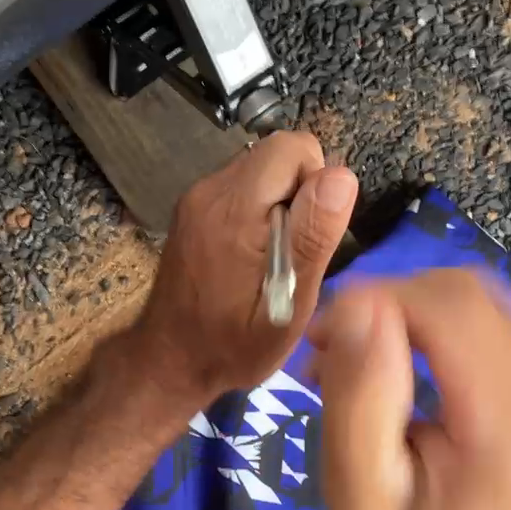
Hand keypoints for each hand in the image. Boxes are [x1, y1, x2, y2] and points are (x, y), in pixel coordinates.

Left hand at [122, 132, 357, 402]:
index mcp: (234, 209)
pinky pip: (239, 190)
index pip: (292, 147)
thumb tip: (341, 175)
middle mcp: (209, 191)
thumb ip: (312, 238)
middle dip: (300, 194)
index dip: (317, 184)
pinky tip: (248, 259)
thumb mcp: (287, 304)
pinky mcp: (191, 210)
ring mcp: (195, 198)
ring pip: (259, 172)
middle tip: (291, 254)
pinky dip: (255, 214)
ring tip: (269, 261)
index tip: (310, 236)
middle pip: (276, 155)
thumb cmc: (232, 345)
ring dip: (278, 205)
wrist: (169, 361)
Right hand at [311, 270, 510, 509]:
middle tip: (333, 355)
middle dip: (385, 306)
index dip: (376, 301)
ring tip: (366, 365)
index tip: (322, 340)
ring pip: (473, 296)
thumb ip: (360, 399)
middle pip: (461, 293)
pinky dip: (438, 325)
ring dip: (408, 314)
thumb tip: (356, 305)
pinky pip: (491, 313)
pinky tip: (411, 362)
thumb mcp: (361, 494)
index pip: (449, 308)